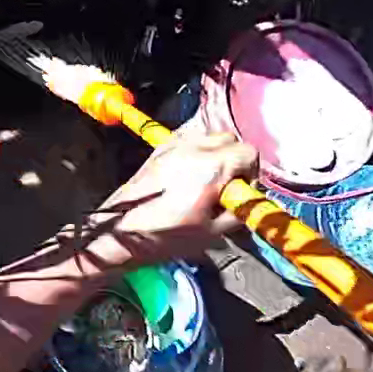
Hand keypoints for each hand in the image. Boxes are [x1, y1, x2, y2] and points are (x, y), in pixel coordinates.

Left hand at [79, 130, 256, 267]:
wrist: (122, 230)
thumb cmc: (167, 235)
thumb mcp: (214, 231)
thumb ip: (239, 211)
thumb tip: (249, 200)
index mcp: (210, 167)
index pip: (249, 153)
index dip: (250, 174)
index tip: (240, 192)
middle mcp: (193, 148)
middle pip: (230, 139)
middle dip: (235, 160)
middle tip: (226, 186)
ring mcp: (173, 145)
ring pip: (210, 136)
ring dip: (216, 153)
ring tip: (207, 179)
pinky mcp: (159, 148)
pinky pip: (189, 138)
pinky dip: (197, 150)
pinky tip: (189, 173)